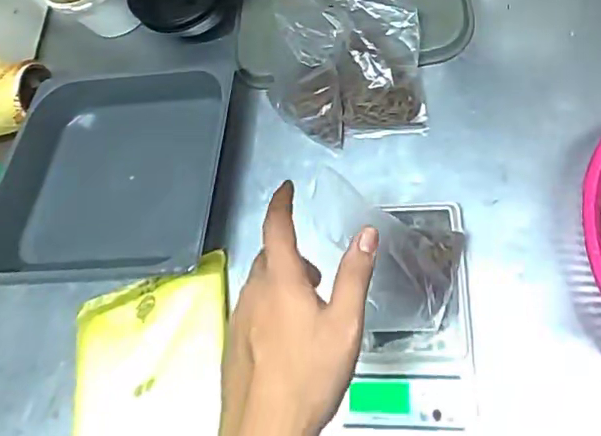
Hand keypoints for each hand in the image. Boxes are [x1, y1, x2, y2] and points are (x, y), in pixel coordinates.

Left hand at [221, 180, 377, 435]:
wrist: (265, 429)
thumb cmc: (307, 377)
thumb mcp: (345, 325)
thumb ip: (355, 275)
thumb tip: (367, 235)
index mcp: (280, 279)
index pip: (276, 225)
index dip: (281, 201)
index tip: (286, 188)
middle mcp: (254, 290)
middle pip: (269, 255)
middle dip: (292, 254)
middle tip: (316, 274)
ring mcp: (240, 315)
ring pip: (260, 282)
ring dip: (281, 282)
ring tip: (307, 310)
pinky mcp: (234, 340)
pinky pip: (252, 307)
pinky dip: (269, 306)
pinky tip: (286, 337)